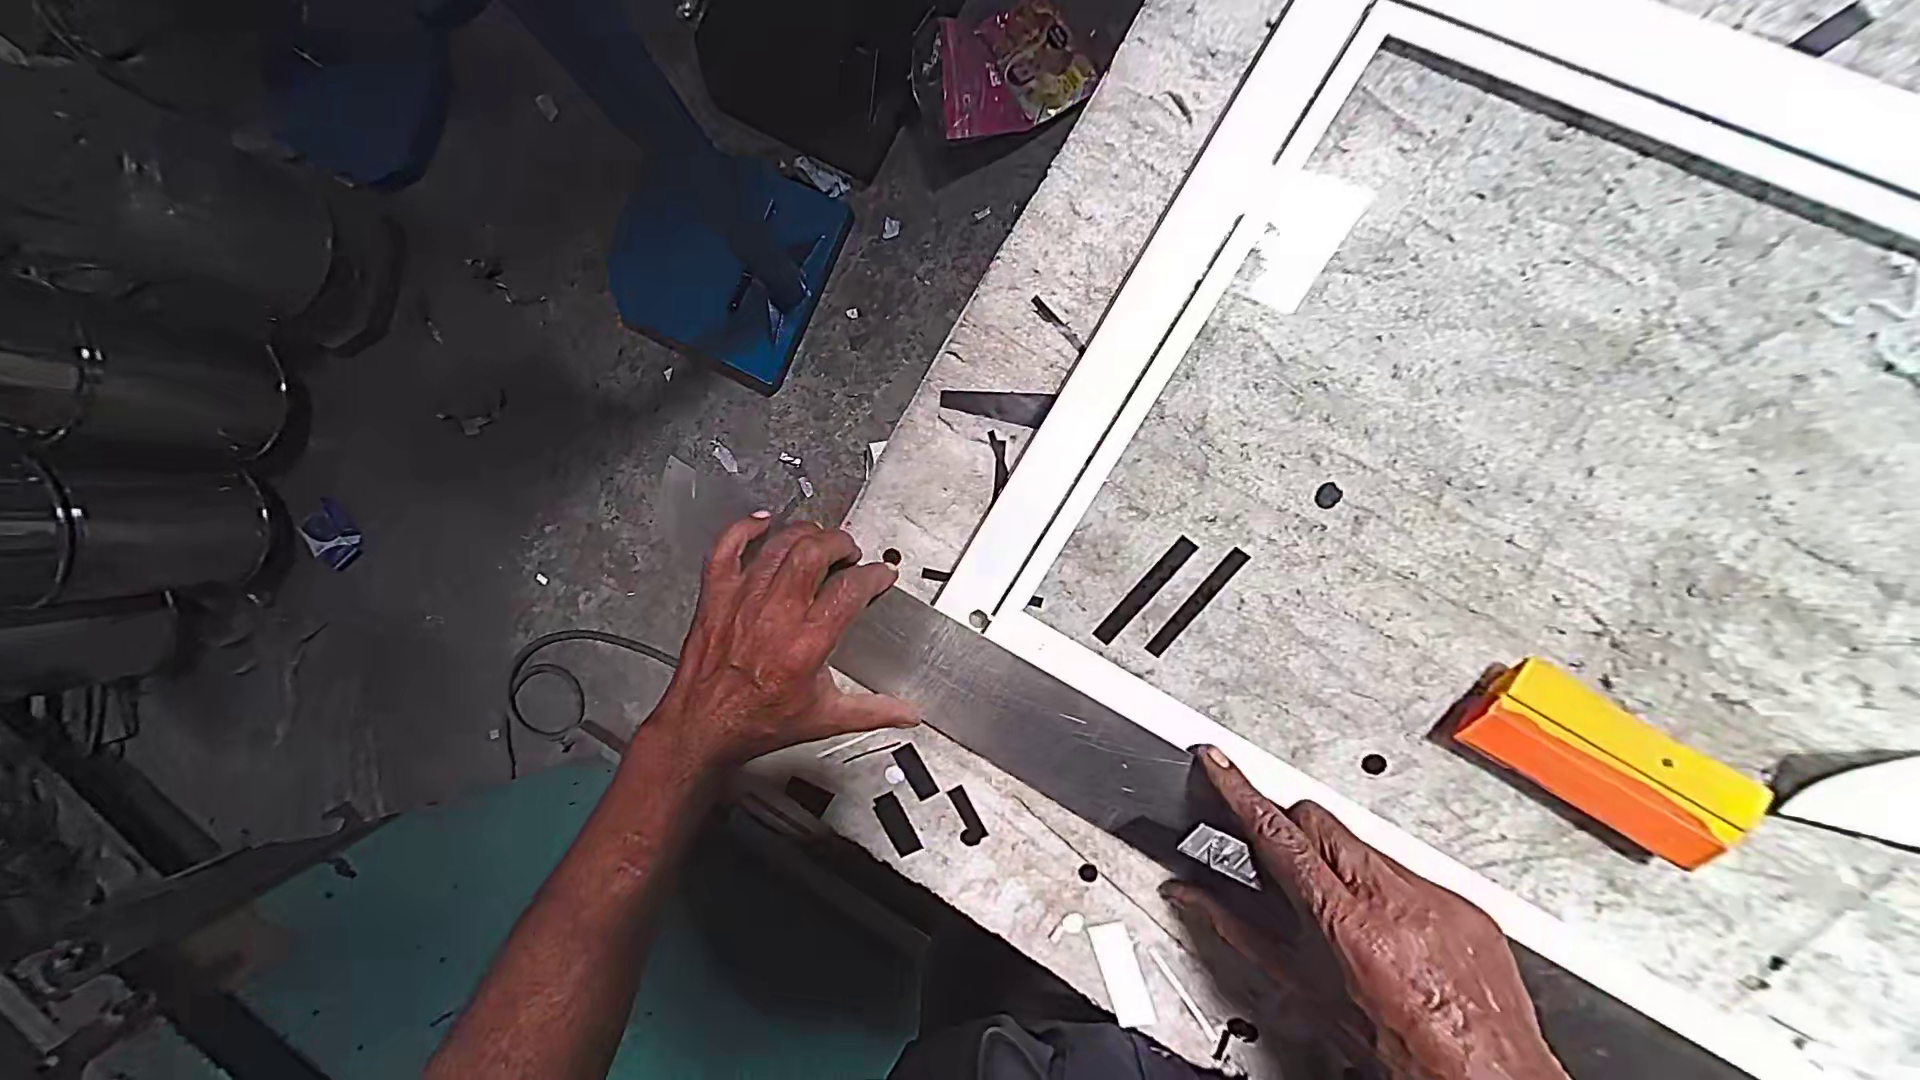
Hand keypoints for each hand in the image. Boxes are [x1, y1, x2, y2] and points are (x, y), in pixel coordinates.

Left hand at [650, 515, 918, 767]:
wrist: (702, 728)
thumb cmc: (757, 722)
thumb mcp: (825, 718)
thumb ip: (873, 711)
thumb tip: (907, 713)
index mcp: (807, 643)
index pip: (851, 588)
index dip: (874, 575)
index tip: (880, 575)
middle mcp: (776, 615)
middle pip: (815, 552)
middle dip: (841, 544)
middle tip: (850, 552)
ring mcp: (744, 600)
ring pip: (780, 545)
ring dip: (805, 534)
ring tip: (819, 539)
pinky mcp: (717, 596)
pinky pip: (727, 548)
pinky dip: (744, 528)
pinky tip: (762, 523)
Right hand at [1164, 747, 1568, 1079]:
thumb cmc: (1401, 1054)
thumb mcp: (1306, 993)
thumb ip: (1238, 931)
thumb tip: (1191, 896)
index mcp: (1350, 926)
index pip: (1278, 834)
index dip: (1239, 790)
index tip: (1218, 762)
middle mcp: (1397, 901)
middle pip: (1317, 819)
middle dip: (1291, 830)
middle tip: (1286, 867)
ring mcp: (1436, 897)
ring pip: (1359, 839)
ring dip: (1338, 861)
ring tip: (1348, 913)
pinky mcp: (1464, 901)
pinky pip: (1406, 867)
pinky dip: (1383, 885)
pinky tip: (1391, 928)